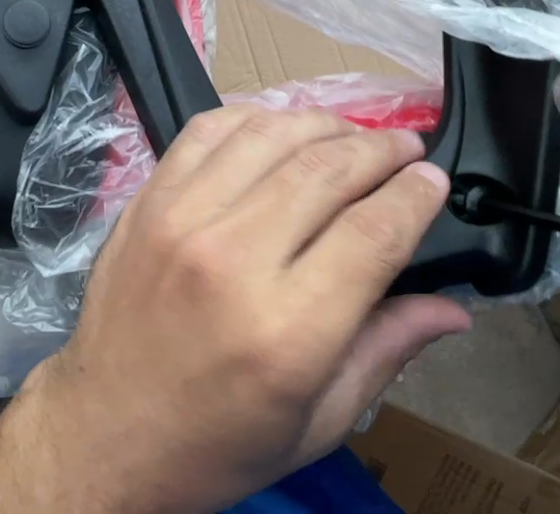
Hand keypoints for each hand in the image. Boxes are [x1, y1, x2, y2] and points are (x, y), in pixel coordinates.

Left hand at [0, 106, 468, 512]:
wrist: (105, 429)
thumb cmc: (216, 441)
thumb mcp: (317, 421)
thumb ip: (386, 350)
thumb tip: (454, 306)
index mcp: (286, 329)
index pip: (372, 232)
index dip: (415, 195)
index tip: (434, 179)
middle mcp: (232, 258)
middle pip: (325, 170)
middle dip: (379, 148)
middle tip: (405, 146)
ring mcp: (181, 218)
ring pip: (269, 136)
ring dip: (322, 124)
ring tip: (351, 133)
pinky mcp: (147, 200)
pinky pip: (207, 131)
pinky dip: (252, 118)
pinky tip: (278, 129)